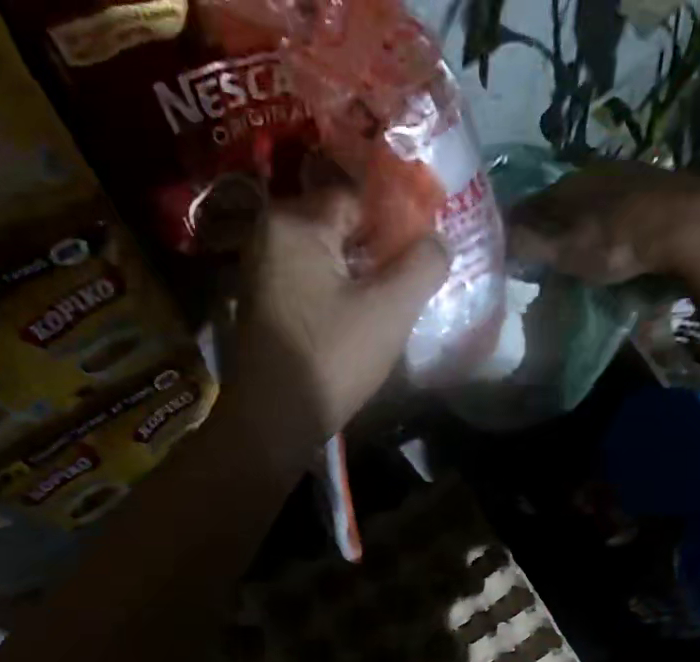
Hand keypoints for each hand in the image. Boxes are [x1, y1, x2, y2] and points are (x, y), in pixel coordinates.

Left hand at [227, 186, 448, 454]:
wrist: (271, 425)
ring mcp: (261, 274)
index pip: (360, 198)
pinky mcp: (263, 307)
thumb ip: (424, 263)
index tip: (425, 253)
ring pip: (328, 259)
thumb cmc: (330, 359)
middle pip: (342, 228)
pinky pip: (312, 285)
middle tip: (413, 282)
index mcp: (293, 222)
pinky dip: (338, 295)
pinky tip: (361, 321)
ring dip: (362, 277)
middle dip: (380, 251)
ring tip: (393, 303)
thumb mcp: (390, 309)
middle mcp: (268, 237)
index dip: (399, 222)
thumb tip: (438, 239)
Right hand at [507, 162, 699, 284]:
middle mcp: (595, 172)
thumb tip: (493, 239)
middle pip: (563, 200)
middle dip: (552, 223)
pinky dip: (615, 221)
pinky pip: (625, 205)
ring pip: (596, 199)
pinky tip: (620, 238)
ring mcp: (631, 175)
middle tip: (545, 251)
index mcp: (566, 185)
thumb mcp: (563, 251)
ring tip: (582, 246)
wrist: (690, 225)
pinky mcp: (662, 186)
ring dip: (586, 220)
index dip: (518, 227)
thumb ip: (527, 243)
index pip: (530, 204)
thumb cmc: (616, 242)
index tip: (510, 247)